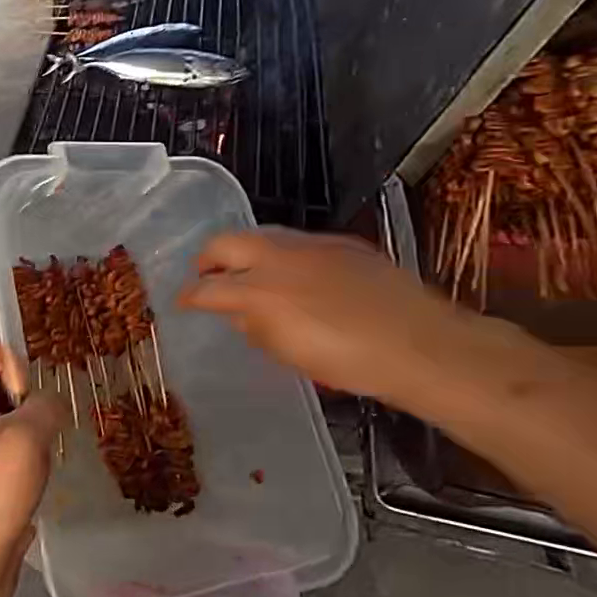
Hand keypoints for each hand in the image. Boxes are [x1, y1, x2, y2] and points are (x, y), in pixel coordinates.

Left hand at [0, 340, 66, 584]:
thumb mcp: (28, 434)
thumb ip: (47, 401)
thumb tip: (51, 402)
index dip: (10, 362)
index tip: (23, 396)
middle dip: (26, 392)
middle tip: (39, 421)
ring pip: (11, 404)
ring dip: (33, 417)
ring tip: (41, 444)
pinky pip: (14, 430)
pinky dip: (32, 437)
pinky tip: (39, 460)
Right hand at [178, 229, 558, 415]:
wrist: (415, 341)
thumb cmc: (347, 361)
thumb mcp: (289, 354)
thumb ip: (255, 328)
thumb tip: (241, 315)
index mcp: (259, 288)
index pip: (208, 287)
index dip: (189, 295)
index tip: (181, 302)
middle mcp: (279, 255)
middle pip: (227, 242)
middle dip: (208, 258)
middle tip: (205, 276)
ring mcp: (312, 244)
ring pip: (264, 236)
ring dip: (246, 252)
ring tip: (247, 273)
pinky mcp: (342, 243)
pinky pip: (298, 242)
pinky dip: (282, 255)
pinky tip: (295, 275)